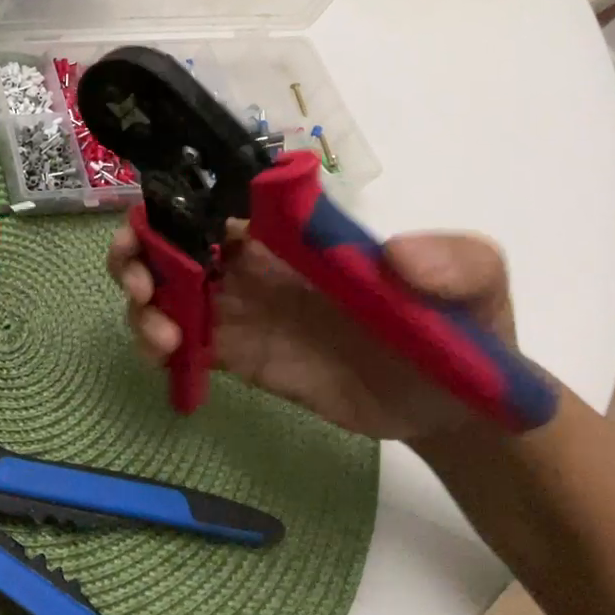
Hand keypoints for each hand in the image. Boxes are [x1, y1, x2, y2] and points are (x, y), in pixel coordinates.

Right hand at [108, 221, 514, 439]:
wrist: (455, 409)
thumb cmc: (462, 329)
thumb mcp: (479, 282)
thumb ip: (454, 260)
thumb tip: (395, 256)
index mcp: (287, 236)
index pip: (210, 205)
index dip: (167, 210)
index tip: (150, 231)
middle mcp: (251, 266)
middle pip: (167, 245)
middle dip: (134, 255)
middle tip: (139, 285)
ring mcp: (239, 312)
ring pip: (162, 294)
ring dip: (140, 307)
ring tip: (163, 339)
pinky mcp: (236, 357)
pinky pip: (179, 344)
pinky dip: (157, 348)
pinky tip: (168, 361)